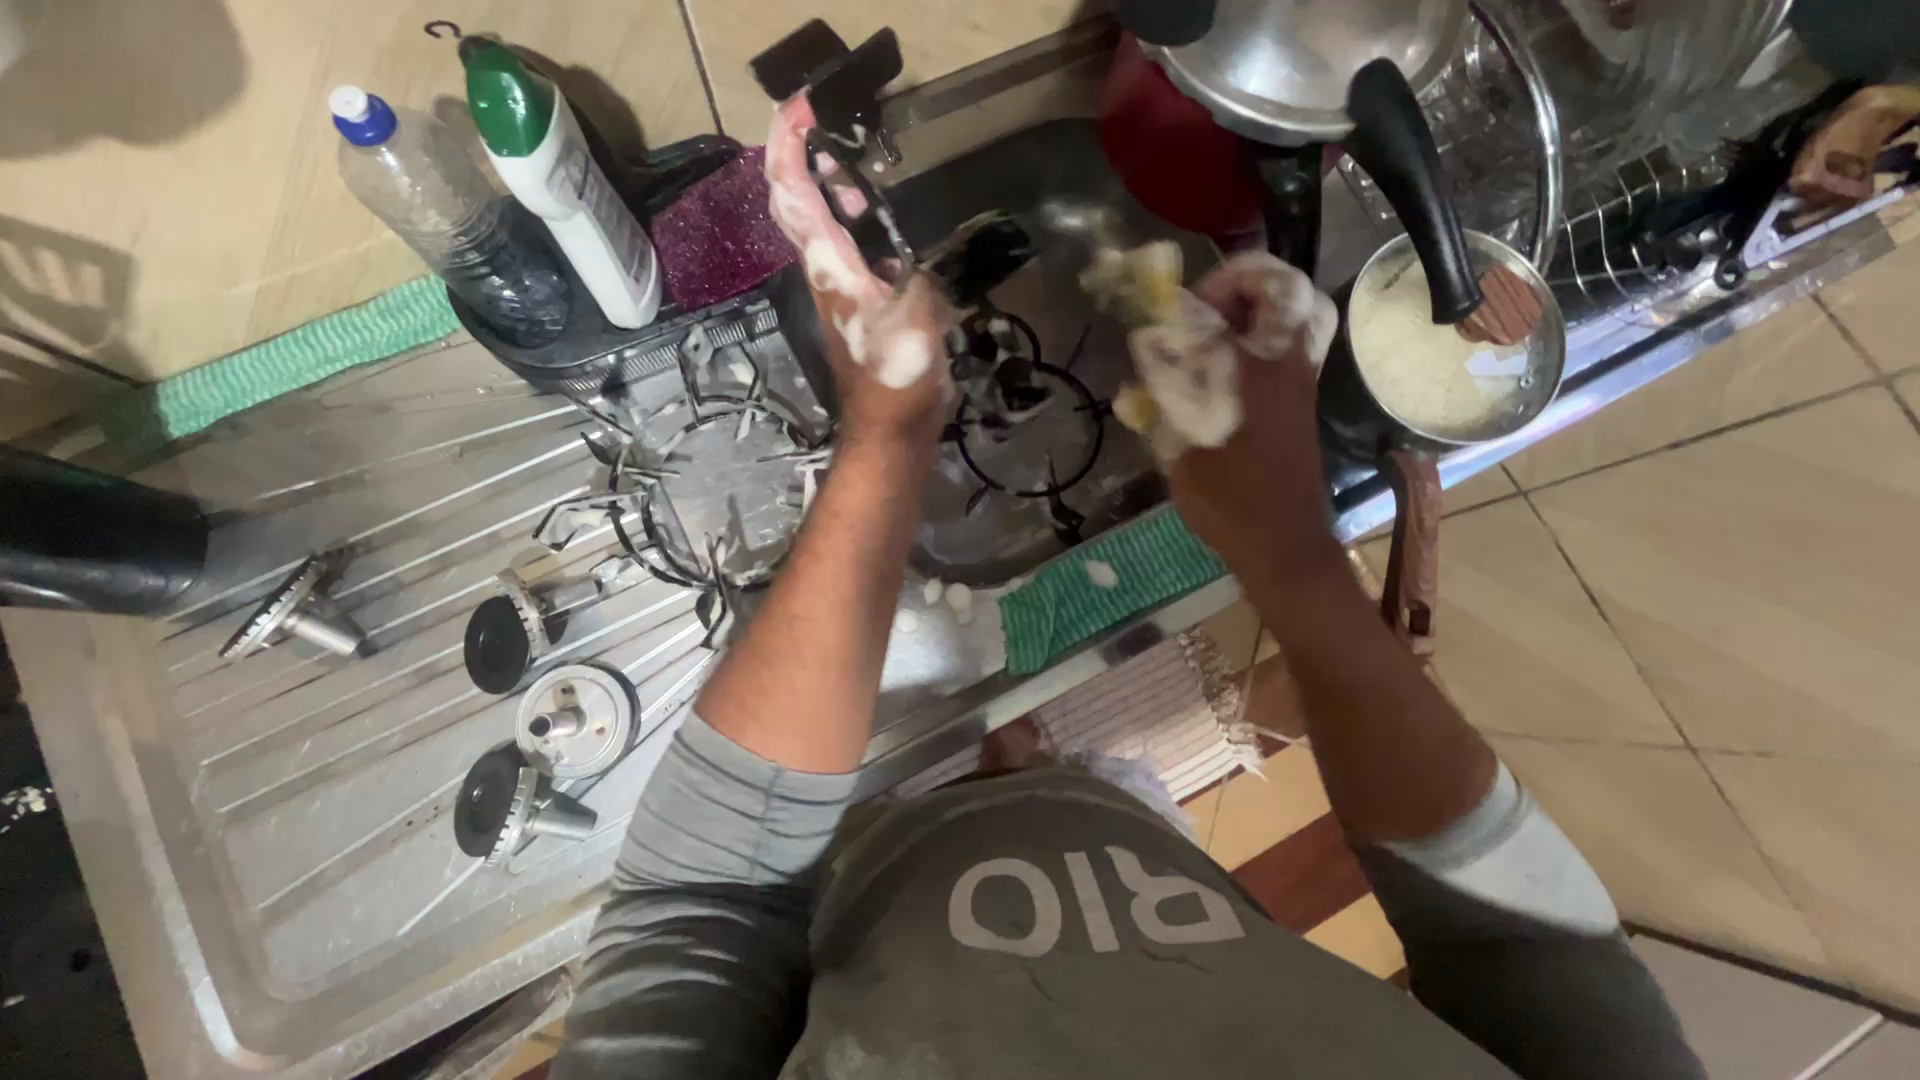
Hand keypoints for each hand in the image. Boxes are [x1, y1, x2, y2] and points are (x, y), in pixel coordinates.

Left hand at [765, 96, 958, 447]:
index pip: (790, 190)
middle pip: (799, 202)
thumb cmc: (895, 372)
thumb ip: (915, 272)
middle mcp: (825, 269)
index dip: (788, 142)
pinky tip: (896, 230)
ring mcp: (842, 288)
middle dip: (811, 158)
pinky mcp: (862, 306)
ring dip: (838, 192)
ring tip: (867, 172)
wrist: (892, 427)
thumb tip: (918, 258)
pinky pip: (856, 252)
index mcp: (828, 262)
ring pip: (825, 227)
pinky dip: (867, 228)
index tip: (802, 105)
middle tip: (842, 134)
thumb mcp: (913, 313)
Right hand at [1160, 254, 1346, 589]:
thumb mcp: (1182, 452)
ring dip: (1257, 308)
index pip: (1218, 309)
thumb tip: (1147, 362)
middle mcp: (1284, 364)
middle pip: (1282, 289)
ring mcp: (1300, 381)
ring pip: (1296, 314)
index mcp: (1251, 372)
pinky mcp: (1302, 401)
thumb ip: (1164, 399)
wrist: (1284, 544)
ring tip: (1217, 330)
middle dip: (1242, 283)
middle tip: (1206, 308)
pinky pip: (1294, 344)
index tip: (1165, 314)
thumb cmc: (1228, 502)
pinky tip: (1227, 368)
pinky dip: (1266, 337)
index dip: (1187, 301)